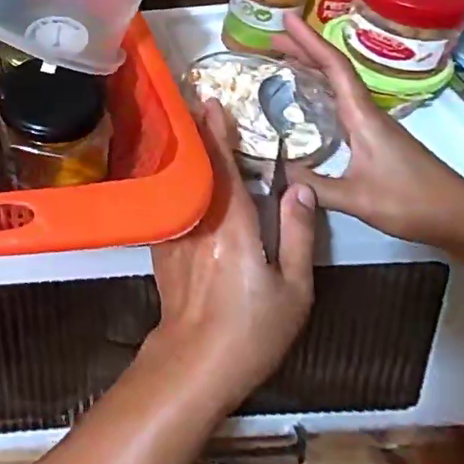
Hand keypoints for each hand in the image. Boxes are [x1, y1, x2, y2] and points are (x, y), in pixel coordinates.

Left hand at [147, 100, 316, 410]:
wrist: (196, 362)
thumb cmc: (252, 329)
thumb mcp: (293, 290)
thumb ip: (298, 235)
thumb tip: (301, 189)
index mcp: (233, 224)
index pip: (223, 165)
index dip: (217, 131)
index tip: (212, 101)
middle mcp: (199, 219)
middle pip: (196, 166)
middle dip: (197, 133)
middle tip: (197, 104)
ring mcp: (176, 231)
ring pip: (180, 181)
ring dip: (186, 154)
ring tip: (189, 130)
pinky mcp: (163, 247)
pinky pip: (169, 201)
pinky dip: (174, 181)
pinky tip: (179, 176)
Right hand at [275, 17, 463, 255]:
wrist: (461, 218)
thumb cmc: (413, 202)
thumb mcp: (357, 199)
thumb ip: (314, 186)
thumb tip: (273, 172)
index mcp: (362, 116)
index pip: (334, 67)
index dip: (309, 40)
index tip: (286, 19)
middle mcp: (367, 111)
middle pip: (334, 68)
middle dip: (304, 48)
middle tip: (273, 37)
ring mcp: (373, 123)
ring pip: (339, 83)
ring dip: (312, 65)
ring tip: (284, 58)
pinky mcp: (376, 136)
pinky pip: (342, 100)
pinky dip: (321, 88)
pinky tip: (308, 97)